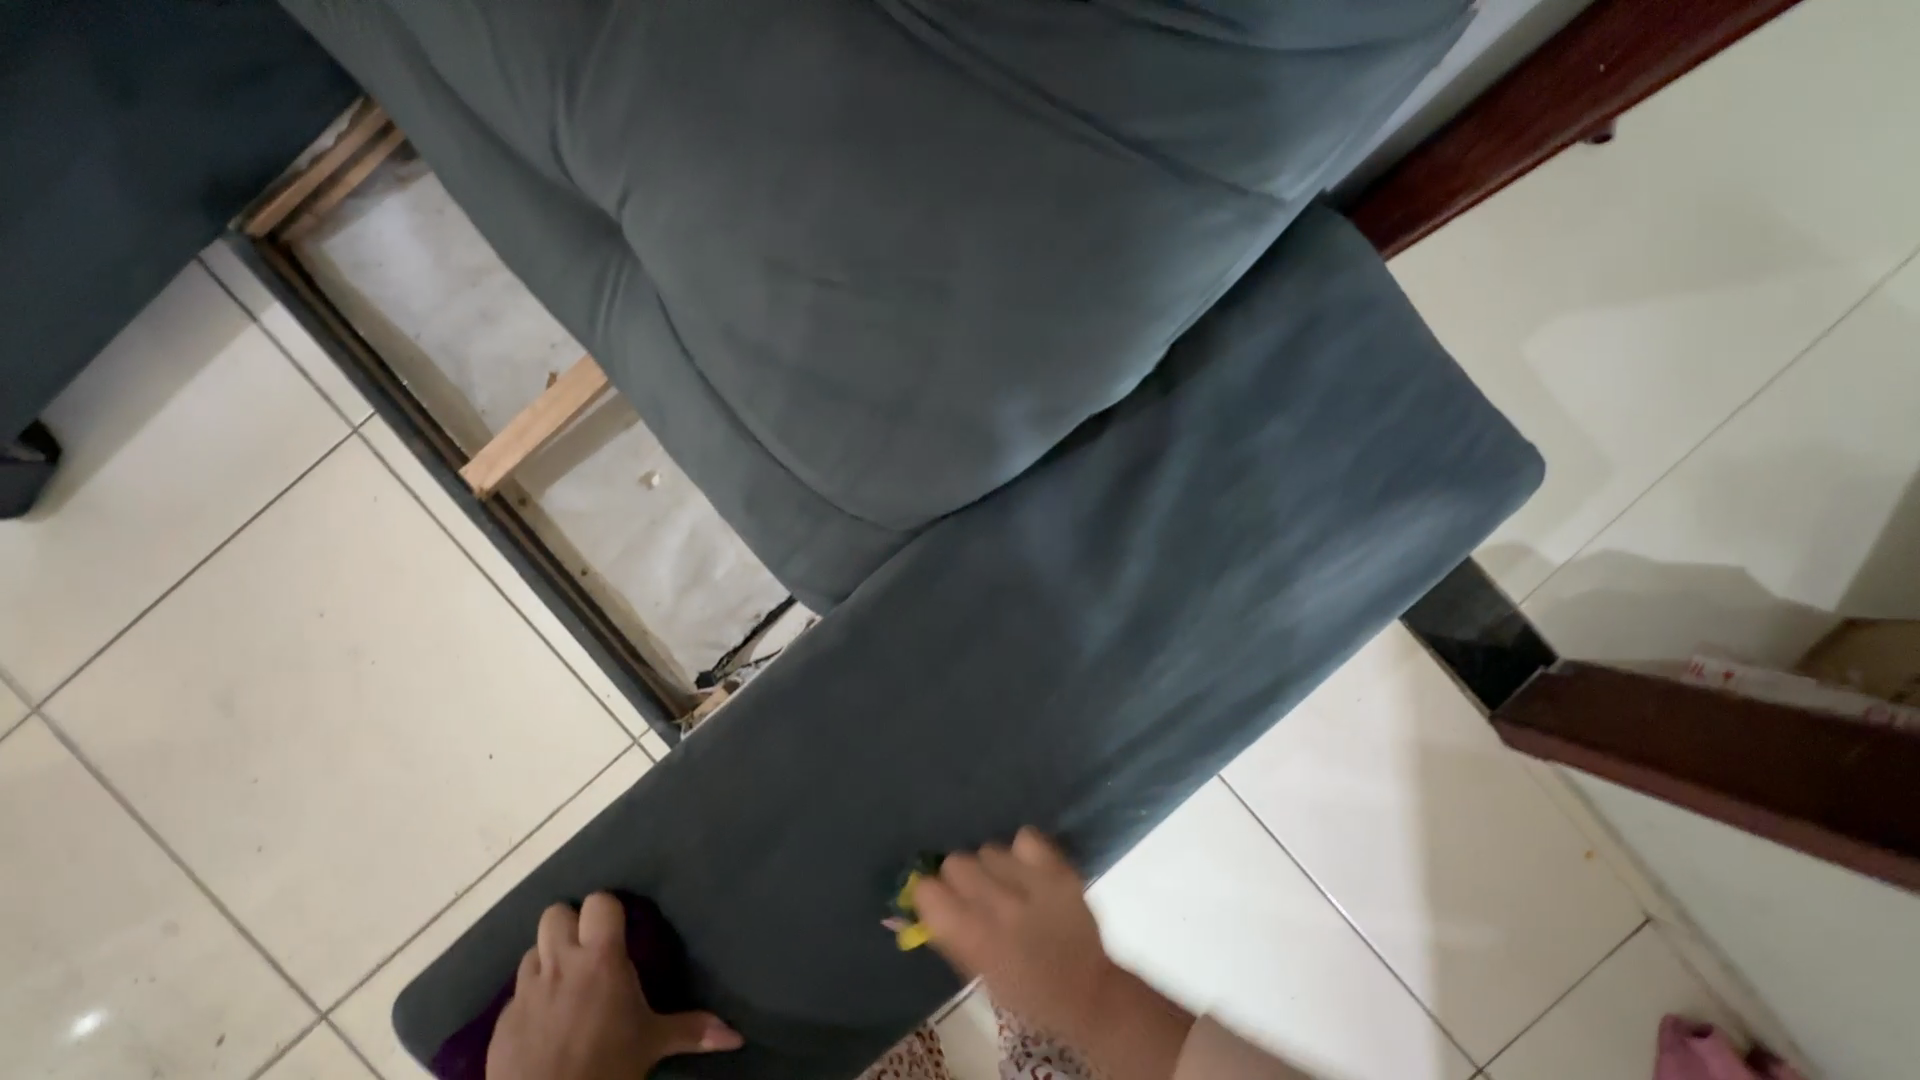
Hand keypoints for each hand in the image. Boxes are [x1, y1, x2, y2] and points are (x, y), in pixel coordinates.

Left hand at [486, 892, 741, 1079]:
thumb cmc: (606, 1066)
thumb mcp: (652, 1045)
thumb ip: (692, 1030)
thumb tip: (736, 1036)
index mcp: (600, 959)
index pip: (599, 902)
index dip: (608, 910)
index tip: (618, 928)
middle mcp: (560, 963)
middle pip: (556, 913)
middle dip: (571, 924)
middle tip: (589, 947)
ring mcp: (526, 990)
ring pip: (532, 949)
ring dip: (548, 958)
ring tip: (566, 981)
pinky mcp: (502, 1020)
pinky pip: (516, 993)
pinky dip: (531, 998)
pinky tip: (545, 1021)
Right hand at [912, 828, 1119, 1040]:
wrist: (1086, 993)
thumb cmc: (1025, 995)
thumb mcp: (976, 974)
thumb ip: (946, 936)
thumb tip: (921, 905)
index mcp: (972, 935)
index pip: (926, 889)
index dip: (930, 895)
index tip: (940, 904)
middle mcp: (997, 902)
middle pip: (955, 861)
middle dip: (960, 879)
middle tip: (976, 897)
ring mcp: (1030, 881)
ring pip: (988, 849)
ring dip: (992, 867)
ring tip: (1008, 887)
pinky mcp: (1058, 869)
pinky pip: (1025, 837)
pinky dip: (1023, 851)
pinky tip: (1029, 872)